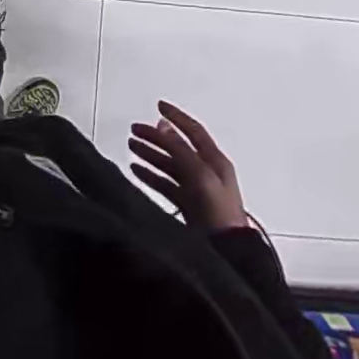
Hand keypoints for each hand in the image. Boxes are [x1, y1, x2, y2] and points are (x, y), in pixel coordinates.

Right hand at [129, 101, 248, 232]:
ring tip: (131, 146)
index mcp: (214, 160)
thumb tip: (162, 124)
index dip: (176, 117)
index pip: (193, 131)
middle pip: (177, 147)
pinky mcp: (186, 206)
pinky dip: (151, 176)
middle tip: (134, 129)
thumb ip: (180, 150)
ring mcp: (195, 189)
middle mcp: (205, 171)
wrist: (227, 253)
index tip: (158, 106)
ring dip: (151, 154)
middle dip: (156, 136)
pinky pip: (165, 185)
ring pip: (169, 165)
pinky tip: (136, 170)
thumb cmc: (217, 210)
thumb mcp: (200, 175)